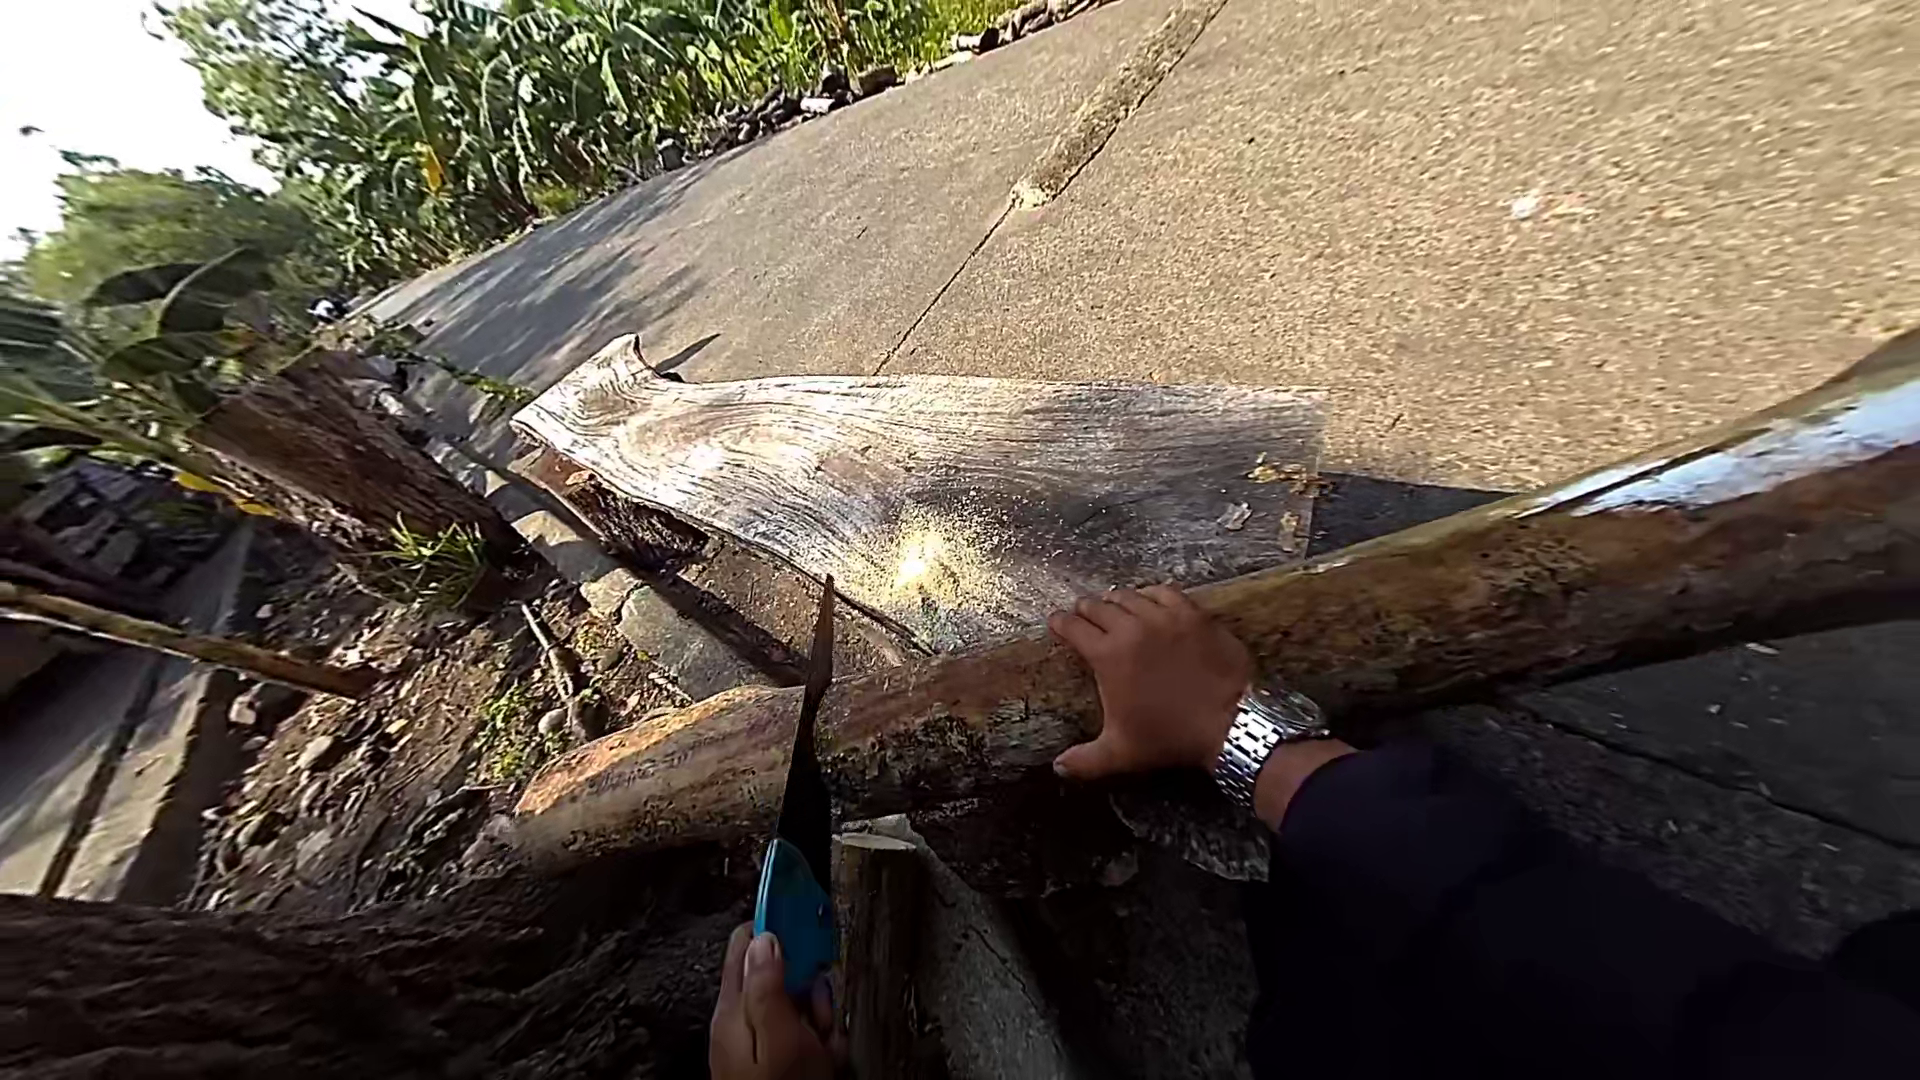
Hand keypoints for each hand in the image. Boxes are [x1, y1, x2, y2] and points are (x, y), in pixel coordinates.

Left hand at [710, 925, 839, 1079]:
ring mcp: (755, 1041)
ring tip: (827, 1044)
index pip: (745, 942)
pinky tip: (826, 1058)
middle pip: (777, 972)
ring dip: (819, 1014)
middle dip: (808, 983)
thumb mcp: (781, 1040)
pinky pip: (799, 1031)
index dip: (775, 930)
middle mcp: (739, 1019)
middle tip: (820, 1012)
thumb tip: (763, 935)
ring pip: (795, 1001)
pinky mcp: (772, 1059)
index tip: (805, 937)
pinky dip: (818, 1038)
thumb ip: (767, 986)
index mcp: (733, 1009)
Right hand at [1046, 585, 1253, 779]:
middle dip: (1085, 610)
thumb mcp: (1121, 751)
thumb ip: (1085, 760)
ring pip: (1127, 596)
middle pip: (1096, 606)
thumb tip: (1058, 768)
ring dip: (1114, 601)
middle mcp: (1129, 627)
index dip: (1059, 623)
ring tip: (1113, 607)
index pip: (1072, 627)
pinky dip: (1150, 594)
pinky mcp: (1191, 613)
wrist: (1230, 723)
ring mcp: (1162, 617)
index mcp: (1106, 655)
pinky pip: (1163, 592)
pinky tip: (1149, 601)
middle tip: (1083, 616)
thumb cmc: (1169, 736)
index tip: (1056, 623)